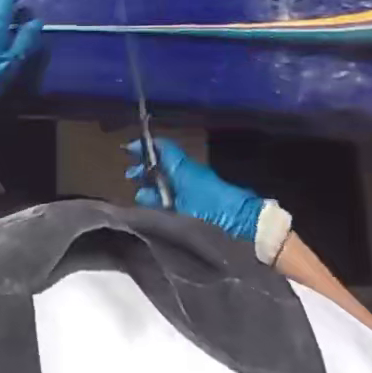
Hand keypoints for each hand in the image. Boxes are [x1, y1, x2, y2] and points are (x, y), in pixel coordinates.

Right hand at [127, 138, 261, 240]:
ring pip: (170, 177)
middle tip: (130, 177)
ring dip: (154, 183)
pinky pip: (178, 189)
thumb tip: (140, 194)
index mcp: (182, 167)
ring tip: (140, 196)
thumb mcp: (177, 206)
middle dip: (145, 168)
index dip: (144, 147)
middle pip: (163, 162)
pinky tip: (157, 206)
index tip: (127, 151)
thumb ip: (155, 200)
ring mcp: (197, 184)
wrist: (245, 225)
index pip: (161, 147)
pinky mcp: (203, 198)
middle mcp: (189, 171)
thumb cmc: (209, 211)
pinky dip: (165, 193)